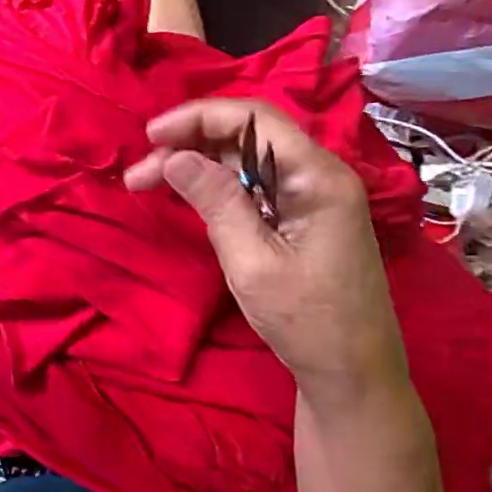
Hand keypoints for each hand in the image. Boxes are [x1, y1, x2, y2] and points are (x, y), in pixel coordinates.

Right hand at [125, 99, 408, 392]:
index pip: (254, 119)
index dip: (198, 118)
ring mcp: (312, 197)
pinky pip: (256, 187)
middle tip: (139, 172)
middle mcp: (319, 175)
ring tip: (150, 182)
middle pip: (249, 137)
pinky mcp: (303, 218)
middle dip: (190, 144)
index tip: (151, 135)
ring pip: (248, 162)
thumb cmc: (307, 321)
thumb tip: (176, 157)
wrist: (352, 373)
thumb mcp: (252, 262)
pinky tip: (189, 194)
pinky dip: (219, 186)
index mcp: (318, 176)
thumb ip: (216, 202)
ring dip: (199, 165)